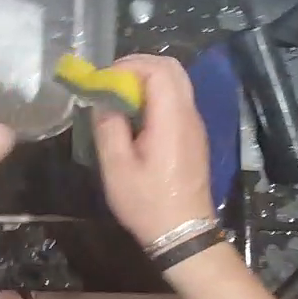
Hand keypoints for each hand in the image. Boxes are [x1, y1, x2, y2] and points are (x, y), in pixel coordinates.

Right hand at [91, 54, 215, 246]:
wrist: (183, 233)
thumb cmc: (147, 203)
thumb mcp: (117, 168)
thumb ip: (109, 127)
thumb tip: (104, 101)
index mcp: (171, 119)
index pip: (158, 70)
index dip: (129, 65)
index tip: (103, 80)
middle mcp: (189, 115)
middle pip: (172, 69)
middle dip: (138, 67)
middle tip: (110, 82)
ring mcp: (195, 126)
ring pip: (177, 84)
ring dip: (147, 82)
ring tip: (118, 99)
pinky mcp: (193, 137)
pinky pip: (177, 102)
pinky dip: (155, 97)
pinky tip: (134, 118)